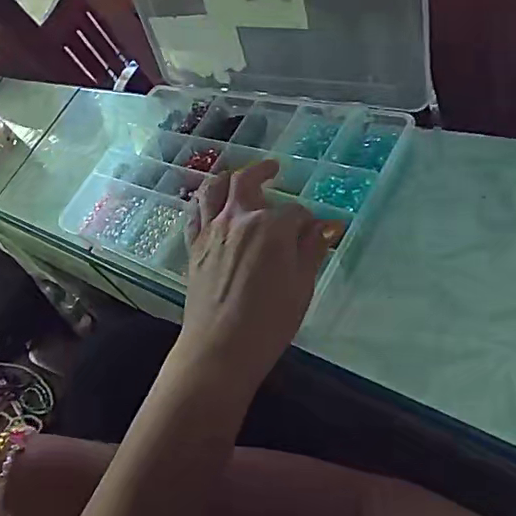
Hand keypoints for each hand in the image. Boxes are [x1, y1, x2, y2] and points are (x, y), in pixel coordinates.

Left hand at [179, 159, 337, 382]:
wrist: (221, 346)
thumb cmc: (269, 321)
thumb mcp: (302, 286)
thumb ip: (311, 251)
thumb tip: (322, 228)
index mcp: (271, 227)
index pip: (295, 212)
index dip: (307, 221)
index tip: (314, 232)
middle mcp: (238, 220)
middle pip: (247, 183)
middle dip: (263, 171)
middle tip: (273, 169)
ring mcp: (211, 232)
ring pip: (213, 190)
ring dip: (227, 178)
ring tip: (236, 177)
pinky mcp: (193, 248)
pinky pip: (194, 215)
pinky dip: (202, 203)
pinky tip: (208, 204)